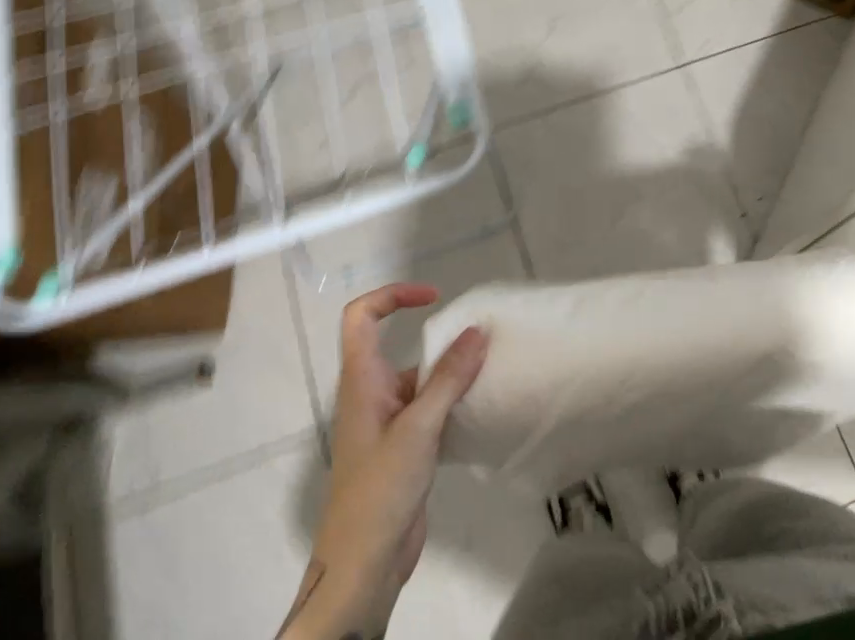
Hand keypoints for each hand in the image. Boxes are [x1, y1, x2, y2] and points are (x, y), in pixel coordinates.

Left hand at [282, 284, 487, 639]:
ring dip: (451, 374)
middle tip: (483, 340)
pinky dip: (454, 403)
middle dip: (440, 339)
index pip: (362, 317)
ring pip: (419, 382)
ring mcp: (387, 422)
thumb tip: (477, 330)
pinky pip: (429, 410)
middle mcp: (371, 394)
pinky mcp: (404, 448)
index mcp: (361, 380)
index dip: (393, 296)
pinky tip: (483, 410)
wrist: (364, 559)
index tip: (434, 298)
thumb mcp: (419, 427)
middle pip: (398, 347)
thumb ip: (448, 378)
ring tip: (493, 372)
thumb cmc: (381, 488)